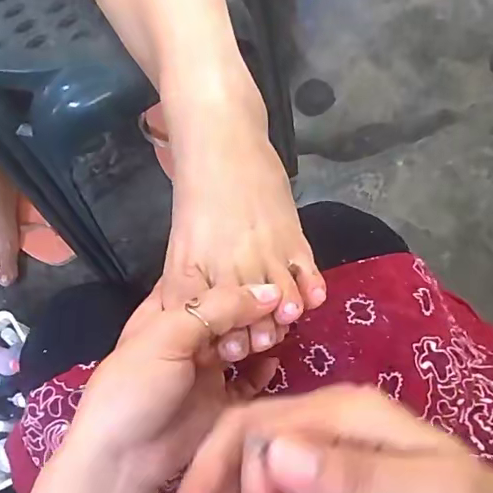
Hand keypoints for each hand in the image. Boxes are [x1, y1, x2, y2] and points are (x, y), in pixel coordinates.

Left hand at [60, 283, 284, 490]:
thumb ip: (216, 308)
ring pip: (242, 342)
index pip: (205, 281)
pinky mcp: (220, 401)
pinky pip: (249, 380)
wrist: (124, 459)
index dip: (234, 275)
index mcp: (165, 313)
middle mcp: (187, 337)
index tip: (266, 274)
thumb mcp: (168, 335)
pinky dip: (262, 370)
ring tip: (274, 335)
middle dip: (252, 310)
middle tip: (274, 313)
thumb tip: (270, 292)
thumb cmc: (135, 387)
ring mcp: (205, 370)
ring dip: (259, 336)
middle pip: (228, 312)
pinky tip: (272, 362)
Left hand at [157, 94, 325, 362]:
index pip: (201, 318)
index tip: (221, 350)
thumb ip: (189, 285)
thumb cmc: (196, 196)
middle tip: (258, 342)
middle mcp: (227, 266)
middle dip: (250, 335)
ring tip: (283, 323)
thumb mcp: (180, 247)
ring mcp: (263, 250)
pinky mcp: (292, 235)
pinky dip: (310, 288)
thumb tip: (203, 322)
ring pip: (277, 299)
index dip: (214, 339)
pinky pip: (306, 271)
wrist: (221, 142)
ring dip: (281, 318)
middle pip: (242, 316)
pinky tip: (312, 300)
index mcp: (191, 270)